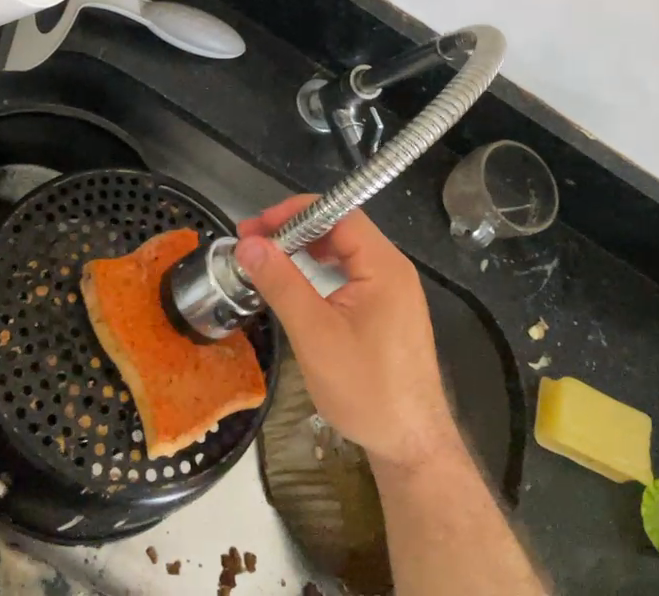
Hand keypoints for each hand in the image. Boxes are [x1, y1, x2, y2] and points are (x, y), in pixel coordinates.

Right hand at [236, 196, 462, 469]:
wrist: (410, 444)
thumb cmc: (365, 389)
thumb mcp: (314, 334)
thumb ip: (281, 283)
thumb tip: (248, 244)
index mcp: (383, 267)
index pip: (338, 214)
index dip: (293, 213)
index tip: (254, 228)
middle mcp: (393, 271)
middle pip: (342, 228)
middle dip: (295, 229)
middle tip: (253, 243)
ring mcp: (393, 292)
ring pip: (345, 252)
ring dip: (306, 248)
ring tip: (268, 259)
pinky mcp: (388, 312)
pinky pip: (351, 274)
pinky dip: (321, 270)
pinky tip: (298, 284)